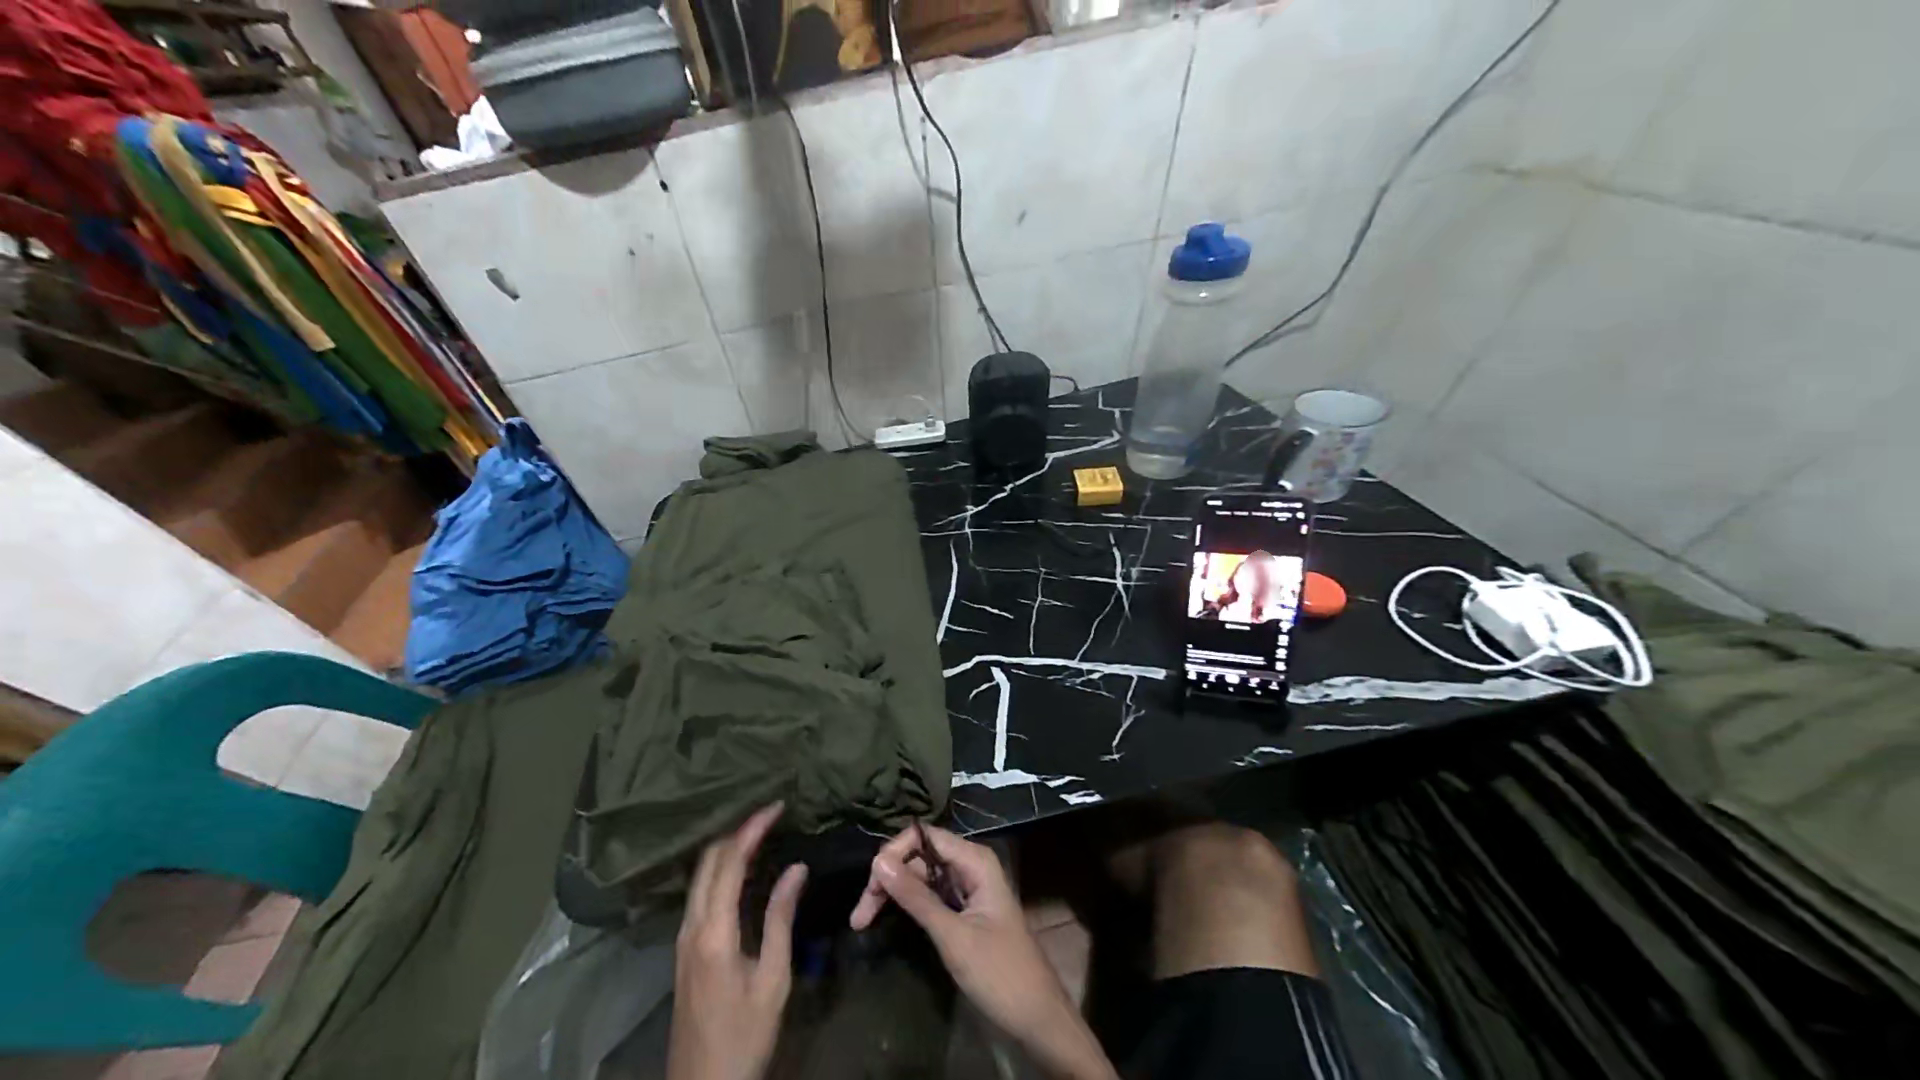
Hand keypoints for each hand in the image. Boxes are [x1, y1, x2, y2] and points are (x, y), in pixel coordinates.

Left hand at [667, 802, 807, 1079]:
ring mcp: (682, 938)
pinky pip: (700, 893)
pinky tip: (744, 871)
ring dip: (727, 849)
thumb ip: (780, 919)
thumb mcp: (773, 979)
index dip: (752, 828)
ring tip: (762, 834)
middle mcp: (690, 926)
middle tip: (771, 816)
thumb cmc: (744, 1035)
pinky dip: (721, 870)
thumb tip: (796, 868)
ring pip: (700, 876)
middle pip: (708, 862)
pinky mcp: (684, 949)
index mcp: (713, 932)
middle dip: (737, 831)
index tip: (777, 806)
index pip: (730, 862)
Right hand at [850, 825, 1117, 1079]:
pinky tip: (887, 917)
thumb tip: (878, 860)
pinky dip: (908, 905)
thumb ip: (916, 897)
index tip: (869, 886)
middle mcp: (972, 865)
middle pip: (920, 856)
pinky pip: (931, 894)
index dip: (893, 853)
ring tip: (862, 920)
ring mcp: (969, 887)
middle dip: (888, 877)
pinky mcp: (965, 909)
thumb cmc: (999, 973)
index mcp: (976, 860)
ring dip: (894, 893)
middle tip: (859, 915)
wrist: (1037, 1016)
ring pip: (922, 876)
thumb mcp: (953, 936)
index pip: (925, 837)